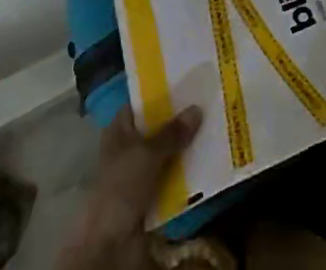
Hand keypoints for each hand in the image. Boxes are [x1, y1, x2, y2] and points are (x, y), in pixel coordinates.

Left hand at [55, 106, 201, 269]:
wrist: (110, 241)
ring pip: (167, 153)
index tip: (188, 84)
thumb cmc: (122, 185)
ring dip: (186, 147)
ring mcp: (139, 172)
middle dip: (179, 121)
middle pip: (157, 128)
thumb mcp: (148, 153)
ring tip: (215, 130)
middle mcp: (128, 147)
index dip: (160, 94)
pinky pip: (172, 176)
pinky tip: (209, 162)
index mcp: (119, 130)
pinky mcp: (151, 195)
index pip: (140, 104)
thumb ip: (172, 132)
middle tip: (209, 105)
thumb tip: (197, 108)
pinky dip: (187, 172)